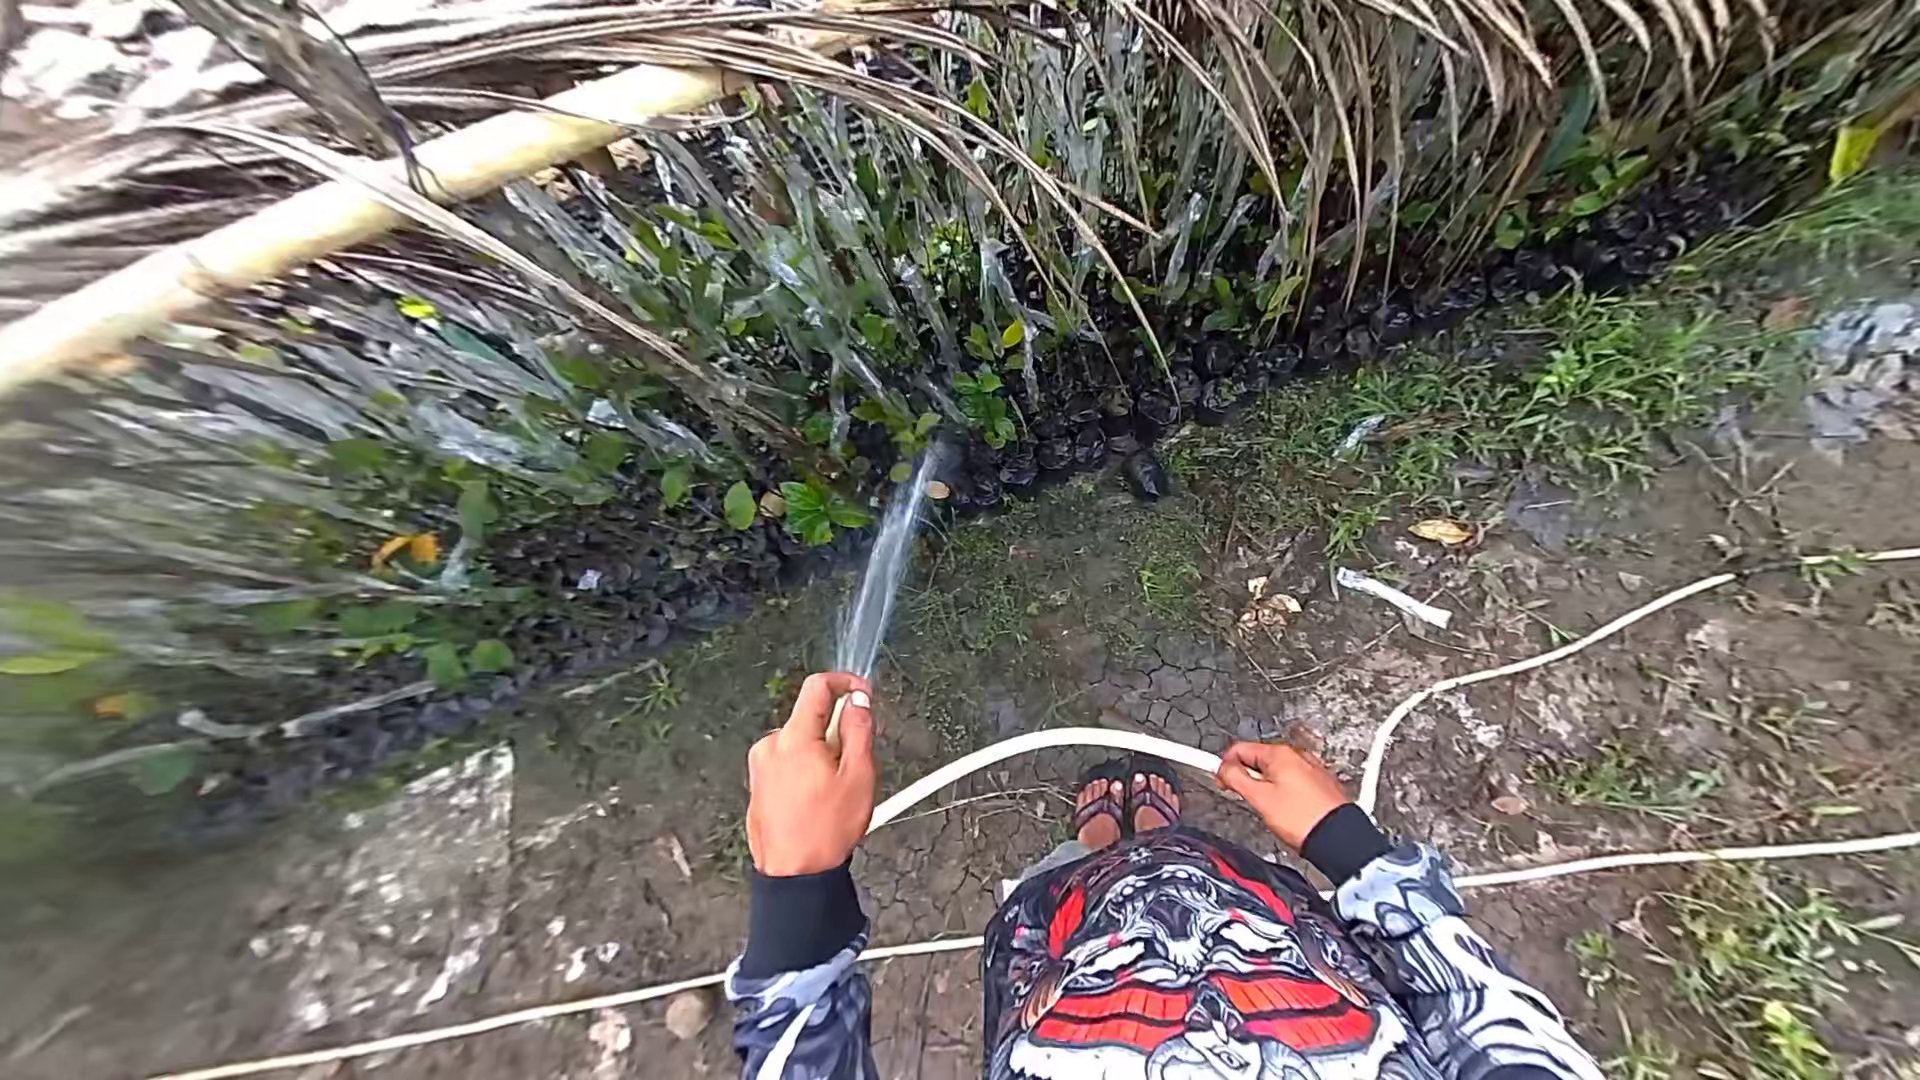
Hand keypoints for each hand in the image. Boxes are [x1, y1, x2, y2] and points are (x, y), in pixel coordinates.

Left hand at [746, 672, 876, 876]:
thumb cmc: (827, 832)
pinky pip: (788, 759)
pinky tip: (818, 796)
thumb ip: (859, 729)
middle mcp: (771, 746)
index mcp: (795, 738)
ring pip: (801, 739)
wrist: (795, 878)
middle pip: (811, 715)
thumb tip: (858, 701)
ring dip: (822, 749)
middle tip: (854, 758)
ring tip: (836, 786)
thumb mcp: (859, 775)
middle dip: (837, 728)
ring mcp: (761, 766)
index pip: (817, 686)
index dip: (845, 683)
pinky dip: (806, 766)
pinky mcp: (758, 783)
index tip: (862, 694)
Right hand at [1215, 741, 1350, 850]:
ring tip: (1273, 810)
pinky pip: (1294, 782)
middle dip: (1249, 778)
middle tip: (1251, 800)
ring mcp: (1313, 770)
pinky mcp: (1323, 785)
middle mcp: (1298, 756)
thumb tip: (1222, 768)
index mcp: (1280, 754)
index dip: (1226, 766)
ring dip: (1267, 787)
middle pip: (1258, 760)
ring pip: (1276, 773)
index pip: (1239, 749)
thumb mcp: (1259, 799)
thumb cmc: (1304, 820)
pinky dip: (1286, 793)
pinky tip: (1290, 811)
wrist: (1343, 843)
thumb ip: (1235, 778)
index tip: (1223, 783)